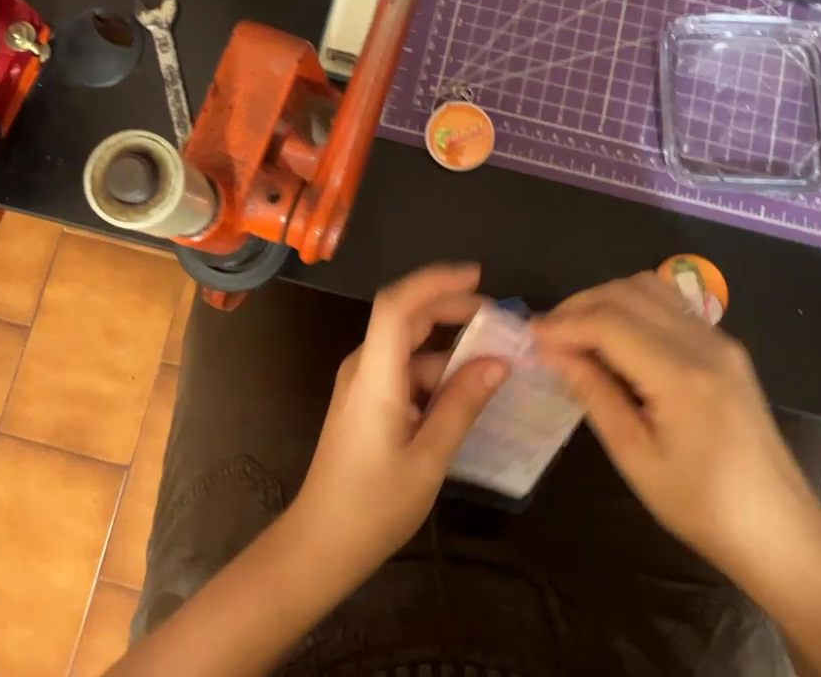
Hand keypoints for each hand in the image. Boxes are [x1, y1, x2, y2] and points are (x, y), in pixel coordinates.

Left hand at [291, 264, 508, 580]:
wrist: (321, 544)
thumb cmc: (374, 505)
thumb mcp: (429, 458)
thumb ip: (462, 405)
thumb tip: (499, 364)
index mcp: (375, 376)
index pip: (398, 306)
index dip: (435, 282)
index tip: (477, 276)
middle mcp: (363, 368)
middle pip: (406, 319)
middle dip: (452, 309)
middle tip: (499, 320)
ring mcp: (361, 384)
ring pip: (409, 349)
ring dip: (449, 349)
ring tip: (497, 363)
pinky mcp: (364, 402)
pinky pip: (403, 372)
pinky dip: (436, 374)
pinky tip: (467, 394)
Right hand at [533, 272, 815, 566]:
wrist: (780, 530)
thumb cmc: (701, 506)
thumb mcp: (635, 457)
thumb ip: (593, 393)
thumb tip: (550, 352)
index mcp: (681, 376)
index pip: (609, 322)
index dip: (563, 324)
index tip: (529, 339)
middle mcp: (704, 344)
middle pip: (627, 292)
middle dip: (579, 305)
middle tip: (547, 337)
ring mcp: (720, 341)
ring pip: (650, 287)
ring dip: (606, 300)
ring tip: (576, 334)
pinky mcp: (726, 348)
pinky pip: (669, 305)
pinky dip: (632, 307)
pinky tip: (614, 340)